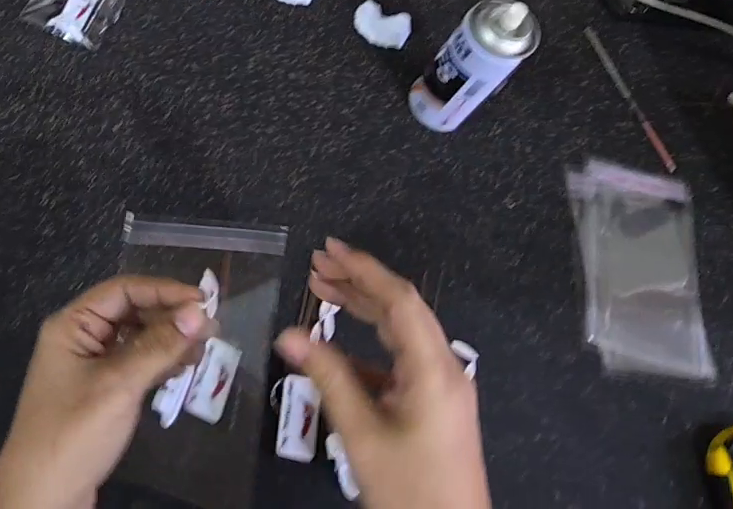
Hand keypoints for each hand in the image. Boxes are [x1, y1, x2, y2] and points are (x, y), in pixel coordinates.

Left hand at [0, 276, 215, 508]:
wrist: (39, 500)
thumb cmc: (74, 433)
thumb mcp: (119, 385)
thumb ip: (159, 346)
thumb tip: (198, 311)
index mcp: (72, 324)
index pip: (123, 290)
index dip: (163, 291)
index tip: (202, 302)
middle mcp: (79, 338)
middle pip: (130, 312)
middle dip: (169, 317)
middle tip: (211, 328)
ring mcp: (87, 367)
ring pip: (134, 339)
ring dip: (167, 341)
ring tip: (204, 349)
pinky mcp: (98, 394)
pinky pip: (132, 364)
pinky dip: (157, 363)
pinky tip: (182, 369)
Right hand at [275, 238, 490, 508]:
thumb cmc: (410, 490)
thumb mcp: (362, 435)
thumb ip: (328, 378)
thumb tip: (288, 334)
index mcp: (434, 368)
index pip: (398, 299)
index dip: (363, 268)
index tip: (328, 248)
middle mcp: (445, 369)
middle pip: (402, 309)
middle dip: (358, 282)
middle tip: (317, 264)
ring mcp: (444, 389)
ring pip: (403, 332)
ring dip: (364, 309)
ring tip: (323, 290)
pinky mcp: (437, 407)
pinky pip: (403, 360)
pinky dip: (371, 346)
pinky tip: (339, 349)